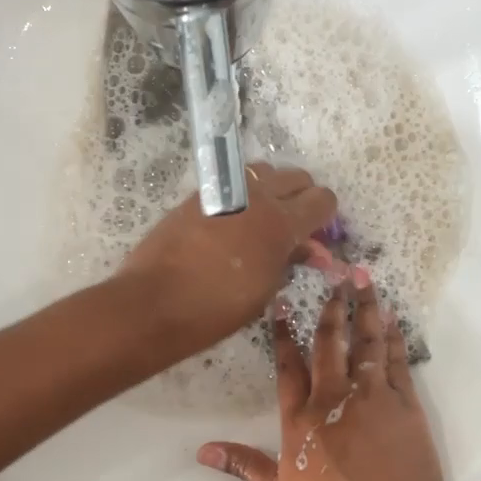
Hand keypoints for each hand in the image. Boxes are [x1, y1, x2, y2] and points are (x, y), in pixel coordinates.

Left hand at [118, 163, 337, 349]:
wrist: (156, 301)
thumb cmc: (217, 308)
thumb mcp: (265, 290)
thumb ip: (289, 261)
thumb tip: (310, 249)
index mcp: (281, 223)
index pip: (322, 200)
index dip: (324, 216)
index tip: (317, 234)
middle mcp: (257, 196)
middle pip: (296, 177)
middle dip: (301, 198)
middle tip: (293, 226)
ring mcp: (225, 191)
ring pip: (264, 172)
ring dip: (271, 190)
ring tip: (261, 221)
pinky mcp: (198, 195)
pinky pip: (232, 184)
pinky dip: (242, 197)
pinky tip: (232, 224)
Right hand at [198, 270, 451, 480]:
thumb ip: (244, 465)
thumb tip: (203, 452)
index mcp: (300, 418)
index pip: (288, 367)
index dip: (283, 335)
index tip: (282, 306)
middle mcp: (334, 398)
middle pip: (329, 345)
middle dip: (329, 310)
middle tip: (334, 276)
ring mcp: (372, 398)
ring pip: (366, 344)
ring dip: (366, 310)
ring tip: (366, 281)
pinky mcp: (405, 405)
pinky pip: (396, 362)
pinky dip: (393, 338)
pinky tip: (392, 321)